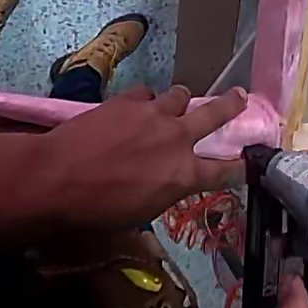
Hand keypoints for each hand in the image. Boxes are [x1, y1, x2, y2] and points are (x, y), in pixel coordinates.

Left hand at [29, 85, 246, 227]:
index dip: (242, 166)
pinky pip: (147, 94)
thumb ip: (166, 189)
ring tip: (176, 102)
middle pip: (216, 114)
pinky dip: (146, 101)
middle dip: (231, 105)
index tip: (251, 161)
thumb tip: (169, 180)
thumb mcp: (142, 212)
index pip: (226, 170)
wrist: (55, 178)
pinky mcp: (130, 100)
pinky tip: (136, 108)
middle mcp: (177, 139)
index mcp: (184, 175)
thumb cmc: (97, 210)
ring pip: (181, 96)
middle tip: (240, 96)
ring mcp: (154, 114)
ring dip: (180, 101)